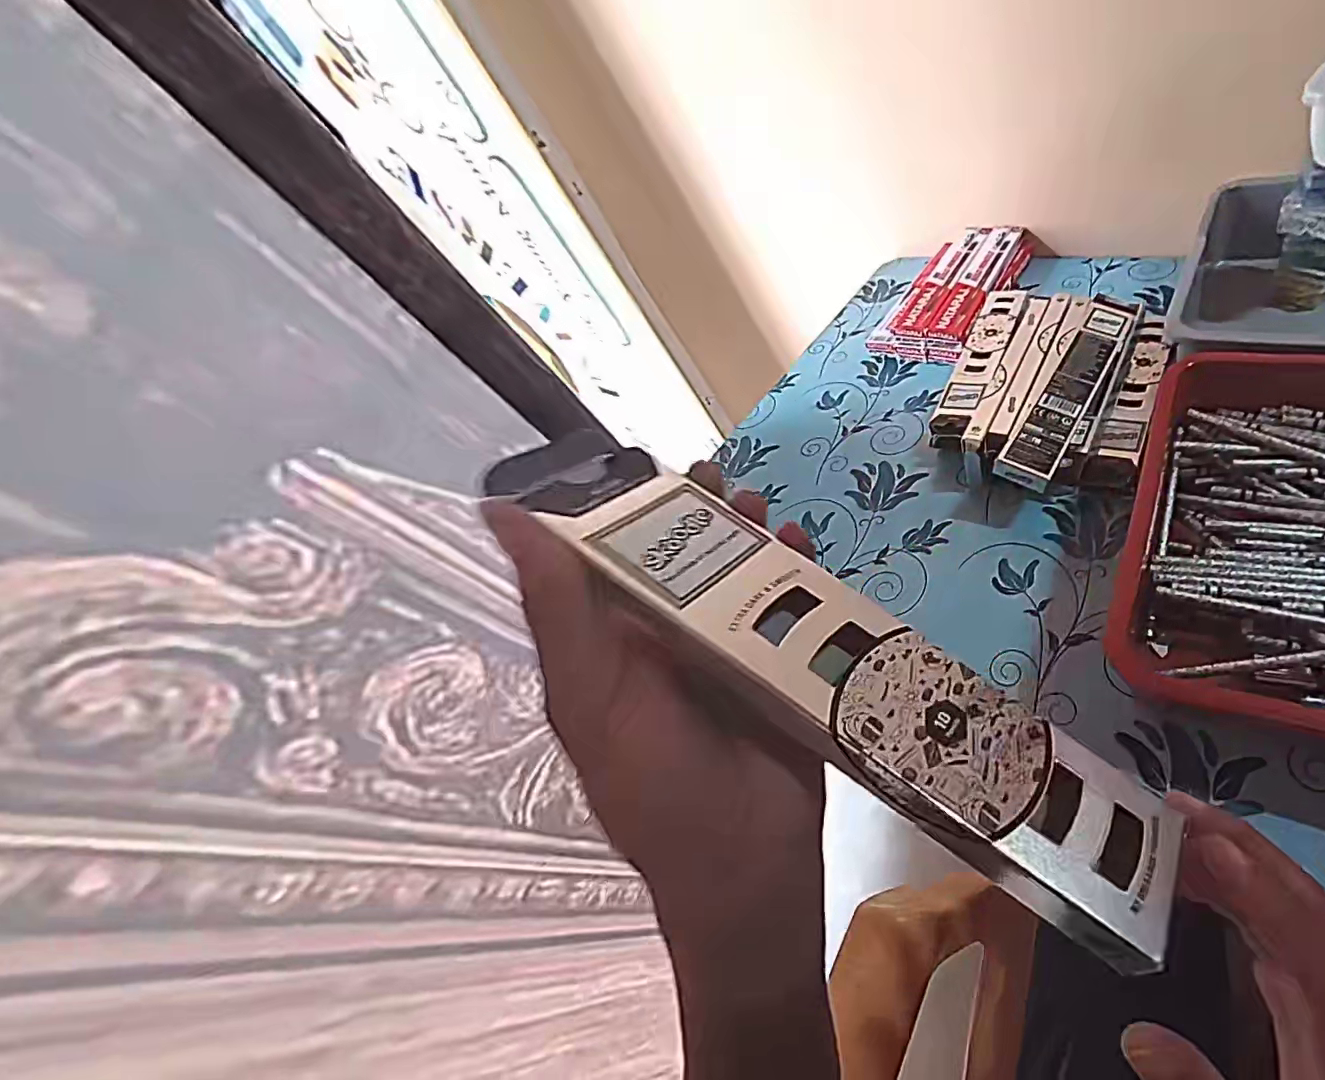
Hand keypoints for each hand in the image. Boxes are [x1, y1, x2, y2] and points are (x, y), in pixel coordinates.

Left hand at [485, 461, 838, 1079]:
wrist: (750, 862)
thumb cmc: (658, 788)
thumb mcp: (594, 700)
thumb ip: (560, 612)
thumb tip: (502, 515)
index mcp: (622, 646)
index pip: (622, 562)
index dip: (637, 512)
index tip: (660, 471)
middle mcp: (679, 643)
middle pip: (693, 563)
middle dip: (708, 519)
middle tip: (726, 483)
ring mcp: (739, 653)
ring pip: (747, 579)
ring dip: (756, 541)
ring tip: (766, 513)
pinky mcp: (789, 667)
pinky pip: (795, 610)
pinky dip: (802, 577)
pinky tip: (805, 554)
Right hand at [1121, 793, 1324, 1079]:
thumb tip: (1140, 1036)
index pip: (1308, 949)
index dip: (1259, 891)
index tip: (1209, 846)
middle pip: (1306, 905)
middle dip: (1243, 846)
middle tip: (1180, 810)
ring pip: (1297, 908)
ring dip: (1239, 862)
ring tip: (1182, 835)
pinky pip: (1287, 928)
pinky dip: (1244, 894)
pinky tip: (1207, 885)